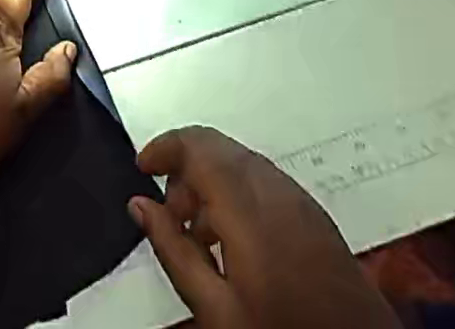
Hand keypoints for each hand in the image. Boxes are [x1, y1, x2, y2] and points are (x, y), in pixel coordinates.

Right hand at [129, 127, 398, 328]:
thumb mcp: (216, 309)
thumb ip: (173, 250)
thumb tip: (140, 205)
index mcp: (247, 206)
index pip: (196, 145)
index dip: (163, 147)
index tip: (143, 168)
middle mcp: (275, 189)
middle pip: (216, 147)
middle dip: (182, 167)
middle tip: (168, 213)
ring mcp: (299, 200)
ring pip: (239, 161)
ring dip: (208, 180)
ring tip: (196, 235)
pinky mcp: (314, 215)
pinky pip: (262, 180)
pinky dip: (234, 191)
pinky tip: (231, 240)